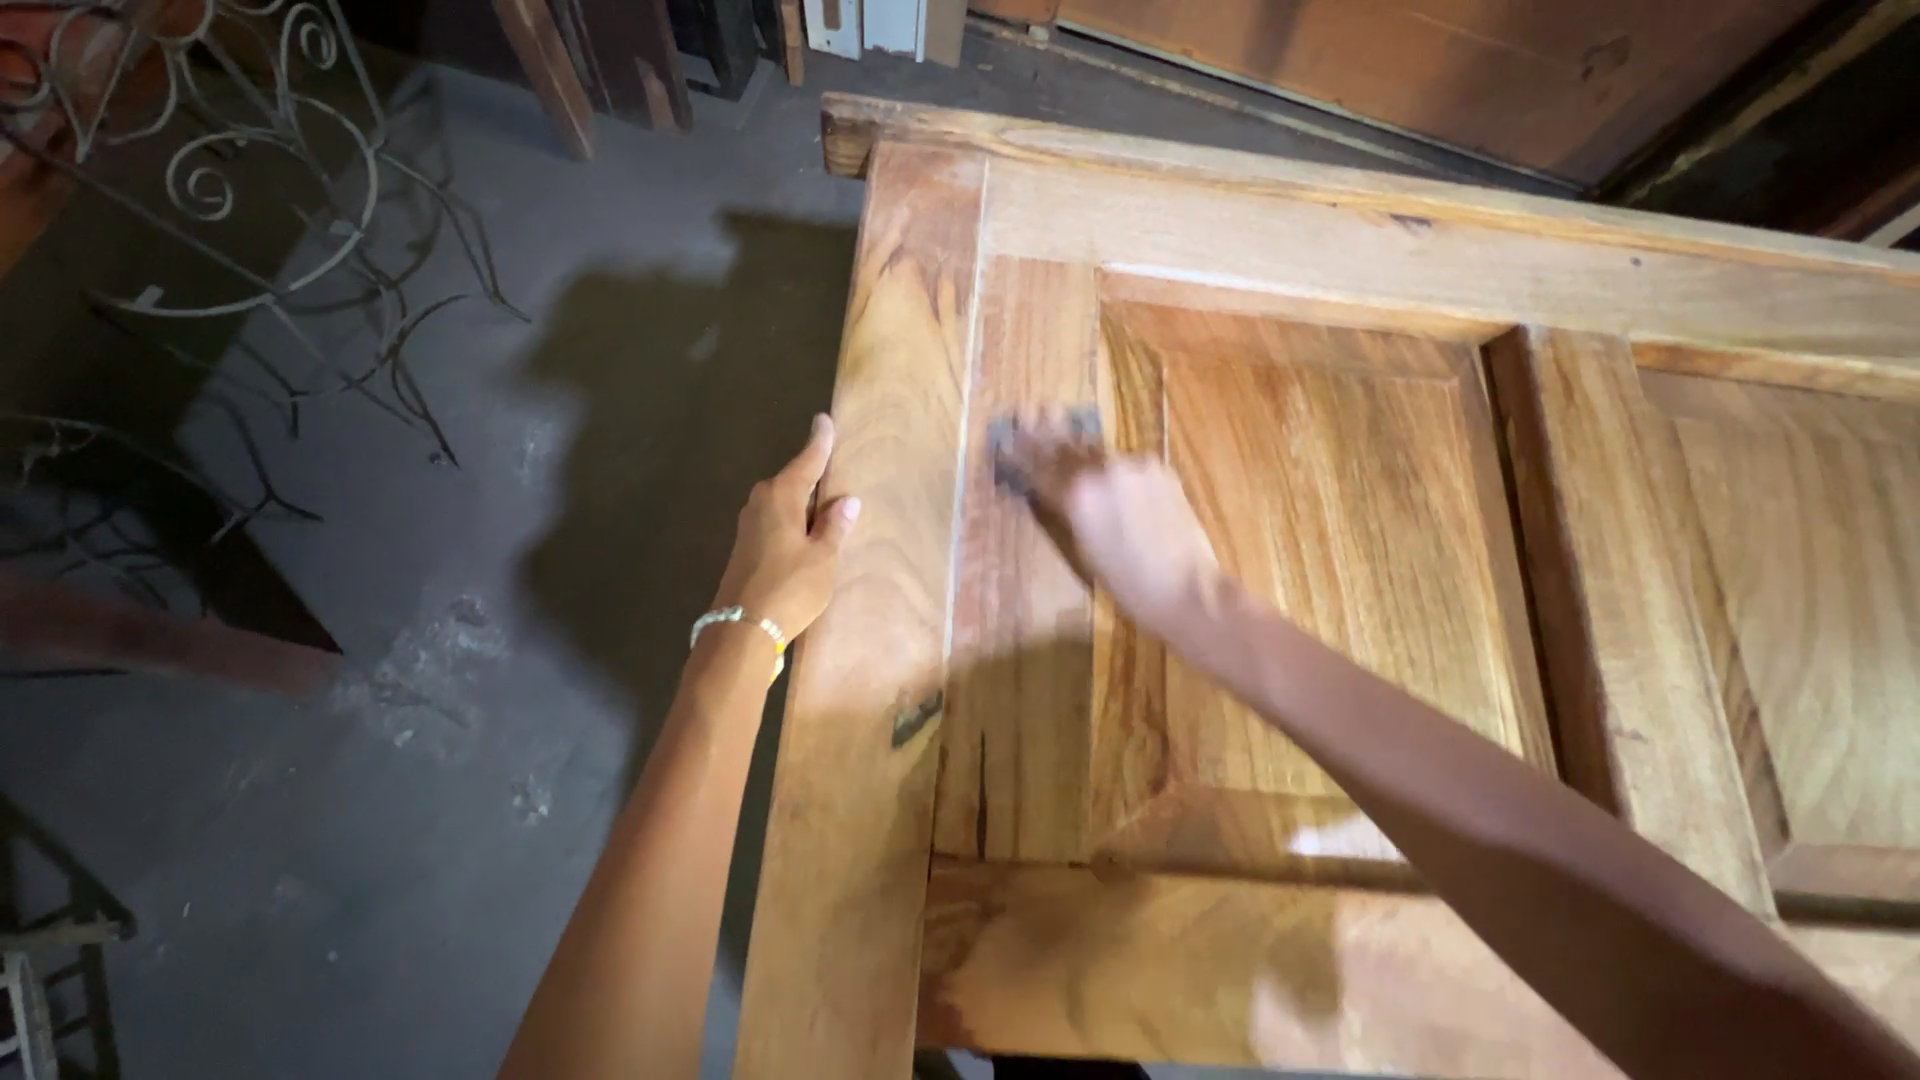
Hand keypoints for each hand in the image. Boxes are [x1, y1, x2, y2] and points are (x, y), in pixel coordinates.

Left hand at [711, 414, 860, 638]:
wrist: (742, 628)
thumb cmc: (789, 587)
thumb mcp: (822, 557)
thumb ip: (834, 526)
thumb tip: (846, 501)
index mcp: (781, 496)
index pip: (807, 461)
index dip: (819, 442)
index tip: (823, 419)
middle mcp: (760, 503)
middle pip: (792, 480)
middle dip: (812, 473)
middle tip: (834, 464)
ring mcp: (749, 525)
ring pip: (782, 502)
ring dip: (803, 500)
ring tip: (826, 500)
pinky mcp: (746, 546)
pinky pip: (775, 519)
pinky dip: (793, 518)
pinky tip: (806, 529)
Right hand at [996, 410, 1219, 629]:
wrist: (1187, 587)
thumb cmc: (1128, 584)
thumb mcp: (1083, 551)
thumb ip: (1068, 513)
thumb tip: (1056, 494)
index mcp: (1077, 495)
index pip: (1039, 468)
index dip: (1019, 455)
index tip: (1004, 440)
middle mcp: (1102, 470)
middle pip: (1065, 447)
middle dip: (1043, 432)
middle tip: (1026, 411)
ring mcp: (1133, 464)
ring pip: (1096, 451)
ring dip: (1076, 443)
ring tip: (1055, 419)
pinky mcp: (1158, 467)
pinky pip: (1124, 462)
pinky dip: (1110, 465)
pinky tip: (1106, 469)